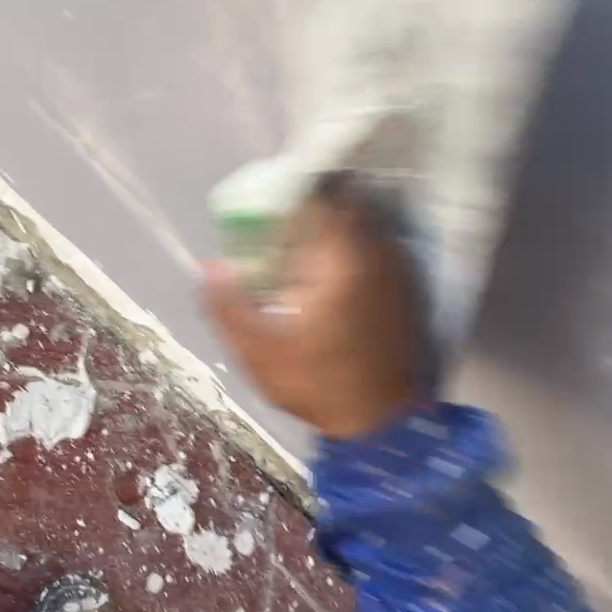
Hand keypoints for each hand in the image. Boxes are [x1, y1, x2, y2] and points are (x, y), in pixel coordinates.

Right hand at [200, 175, 424, 440]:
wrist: (379, 420)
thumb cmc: (315, 384)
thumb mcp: (258, 352)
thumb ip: (229, 307)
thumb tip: (209, 267)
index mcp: (340, 260)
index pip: (319, 197)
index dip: (287, 191)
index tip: (259, 201)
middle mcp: (376, 252)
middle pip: (342, 204)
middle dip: (305, 207)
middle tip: (271, 225)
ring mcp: (395, 268)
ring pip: (359, 225)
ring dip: (326, 227)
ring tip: (290, 247)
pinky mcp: (401, 287)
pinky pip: (371, 247)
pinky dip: (344, 249)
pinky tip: (319, 274)